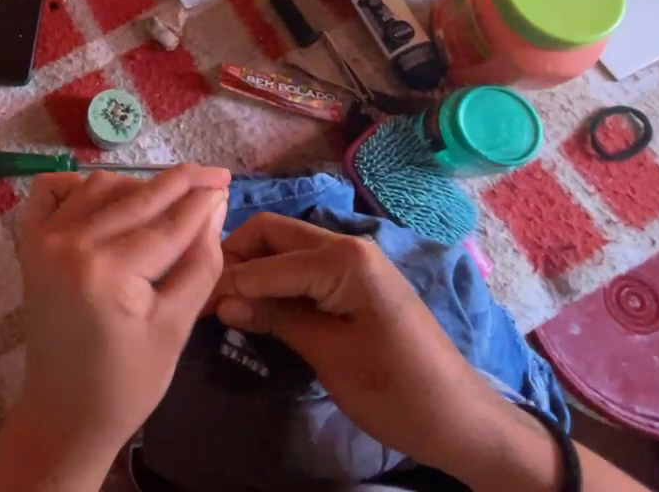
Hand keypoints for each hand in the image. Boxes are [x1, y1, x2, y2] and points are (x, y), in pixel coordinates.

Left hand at [0, 164, 231, 490]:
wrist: (64, 411)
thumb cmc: (127, 383)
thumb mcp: (176, 328)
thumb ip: (199, 264)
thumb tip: (215, 206)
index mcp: (109, 272)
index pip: (168, 223)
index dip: (201, 201)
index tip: (225, 182)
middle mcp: (72, 243)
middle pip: (137, 198)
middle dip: (179, 183)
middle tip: (213, 175)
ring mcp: (44, 238)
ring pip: (101, 187)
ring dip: (138, 185)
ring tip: (172, 194)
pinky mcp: (29, 241)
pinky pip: (52, 191)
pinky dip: (80, 184)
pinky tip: (109, 195)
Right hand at [210, 213, 537, 486]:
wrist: (465, 424)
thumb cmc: (399, 392)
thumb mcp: (330, 357)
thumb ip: (275, 319)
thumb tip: (221, 303)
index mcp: (344, 258)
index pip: (265, 260)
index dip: (226, 281)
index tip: (193, 302)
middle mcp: (346, 245)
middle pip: (271, 233)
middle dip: (235, 258)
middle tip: (206, 293)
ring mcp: (352, 261)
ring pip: (283, 247)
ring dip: (252, 268)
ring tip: (223, 300)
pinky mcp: (353, 280)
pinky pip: (301, 266)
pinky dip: (274, 280)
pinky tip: (256, 305)